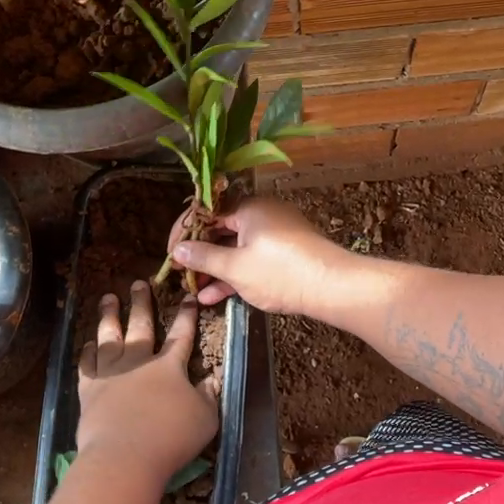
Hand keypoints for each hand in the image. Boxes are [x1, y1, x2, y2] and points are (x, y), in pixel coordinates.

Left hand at [76, 282, 219, 480]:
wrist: (124, 455)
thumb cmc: (171, 437)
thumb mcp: (205, 418)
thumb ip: (208, 396)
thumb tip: (212, 380)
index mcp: (170, 366)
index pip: (181, 333)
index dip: (185, 314)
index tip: (187, 296)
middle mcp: (139, 361)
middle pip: (141, 325)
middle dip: (142, 303)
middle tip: (138, 283)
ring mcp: (111, 374)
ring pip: (109, 337)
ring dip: (109, 316)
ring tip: (108, 298)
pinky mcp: (89, 390)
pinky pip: (87, 365)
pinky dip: (88, 352)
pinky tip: (88, 343)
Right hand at [168, 198, 350, 314]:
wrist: (332, 286)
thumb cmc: (280, 272)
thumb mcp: (235, 268)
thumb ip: (204, 257)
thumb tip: (179, 251)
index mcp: (249, 207)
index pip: (207, 212)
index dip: (185, 233)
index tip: (171, 255)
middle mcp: (262, 214)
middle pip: (222, 230)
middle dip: (200, 254)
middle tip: (181, 275)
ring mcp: (276, 234)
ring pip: (237, 248)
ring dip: (216, 269)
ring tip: (195, 289)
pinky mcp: (286, 254)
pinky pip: (253, 259)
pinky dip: (236, 274)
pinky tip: (215, 296)